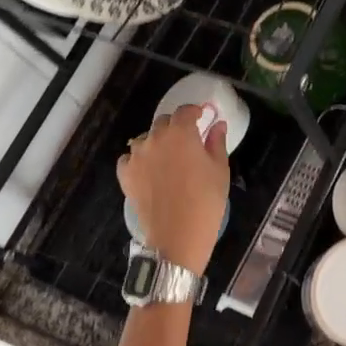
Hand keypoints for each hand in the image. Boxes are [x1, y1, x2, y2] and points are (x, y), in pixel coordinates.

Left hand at [117, 104, 228, 274]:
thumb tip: (217, 124)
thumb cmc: (206, 200)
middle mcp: (155, 138)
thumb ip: (216, 142)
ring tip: (168, 160)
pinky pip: (130, 159)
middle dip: (176, 127)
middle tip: (188, 143)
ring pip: (146, 140)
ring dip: (157, 143)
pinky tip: (149, 172)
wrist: (177, 234)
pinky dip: (139, 160)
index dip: (194, 112)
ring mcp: (136, 156)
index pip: (185, 112)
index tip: (202, 118)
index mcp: (181, 133)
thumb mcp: (220, 170)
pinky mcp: (125, 174)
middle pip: (163, 123)